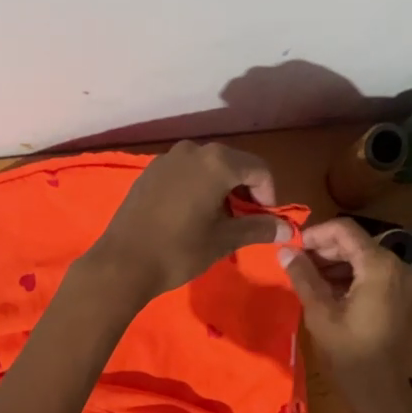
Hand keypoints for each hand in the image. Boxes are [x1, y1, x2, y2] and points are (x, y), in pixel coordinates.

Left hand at [83, 141, 292, 300]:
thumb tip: (288, 229)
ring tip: (217, 222)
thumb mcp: (223, 241)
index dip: (269, 195)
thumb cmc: (179, 251)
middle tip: (243, 223)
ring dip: (220, 190)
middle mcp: (194, 150)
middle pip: (233, 164)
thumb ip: (258, 229)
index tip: (264, 222)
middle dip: (244, 191)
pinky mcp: (150, 172)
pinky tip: (190, 217)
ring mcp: (168, 158)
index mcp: (217, 162)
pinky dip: (197, 189)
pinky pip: (185, 174)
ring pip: (207, 168)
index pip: (259, 169)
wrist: (124, 262)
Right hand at [281, 218, 411, 412]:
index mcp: (380, 265)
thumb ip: (304, 277)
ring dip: (337, 264)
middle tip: (297, 265)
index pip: (345, 230)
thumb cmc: (349, 355)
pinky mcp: (403, 297)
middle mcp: (399, 265)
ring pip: (366, 259)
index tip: (292, 247)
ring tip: (309, 279)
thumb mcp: (320, 314)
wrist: (381, 392)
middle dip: (326, 250)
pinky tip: (329, 292)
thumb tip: (285, 251)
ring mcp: (405, 281)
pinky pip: (375, 275)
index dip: (316, 234)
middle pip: (357, 242)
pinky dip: (352, 277)